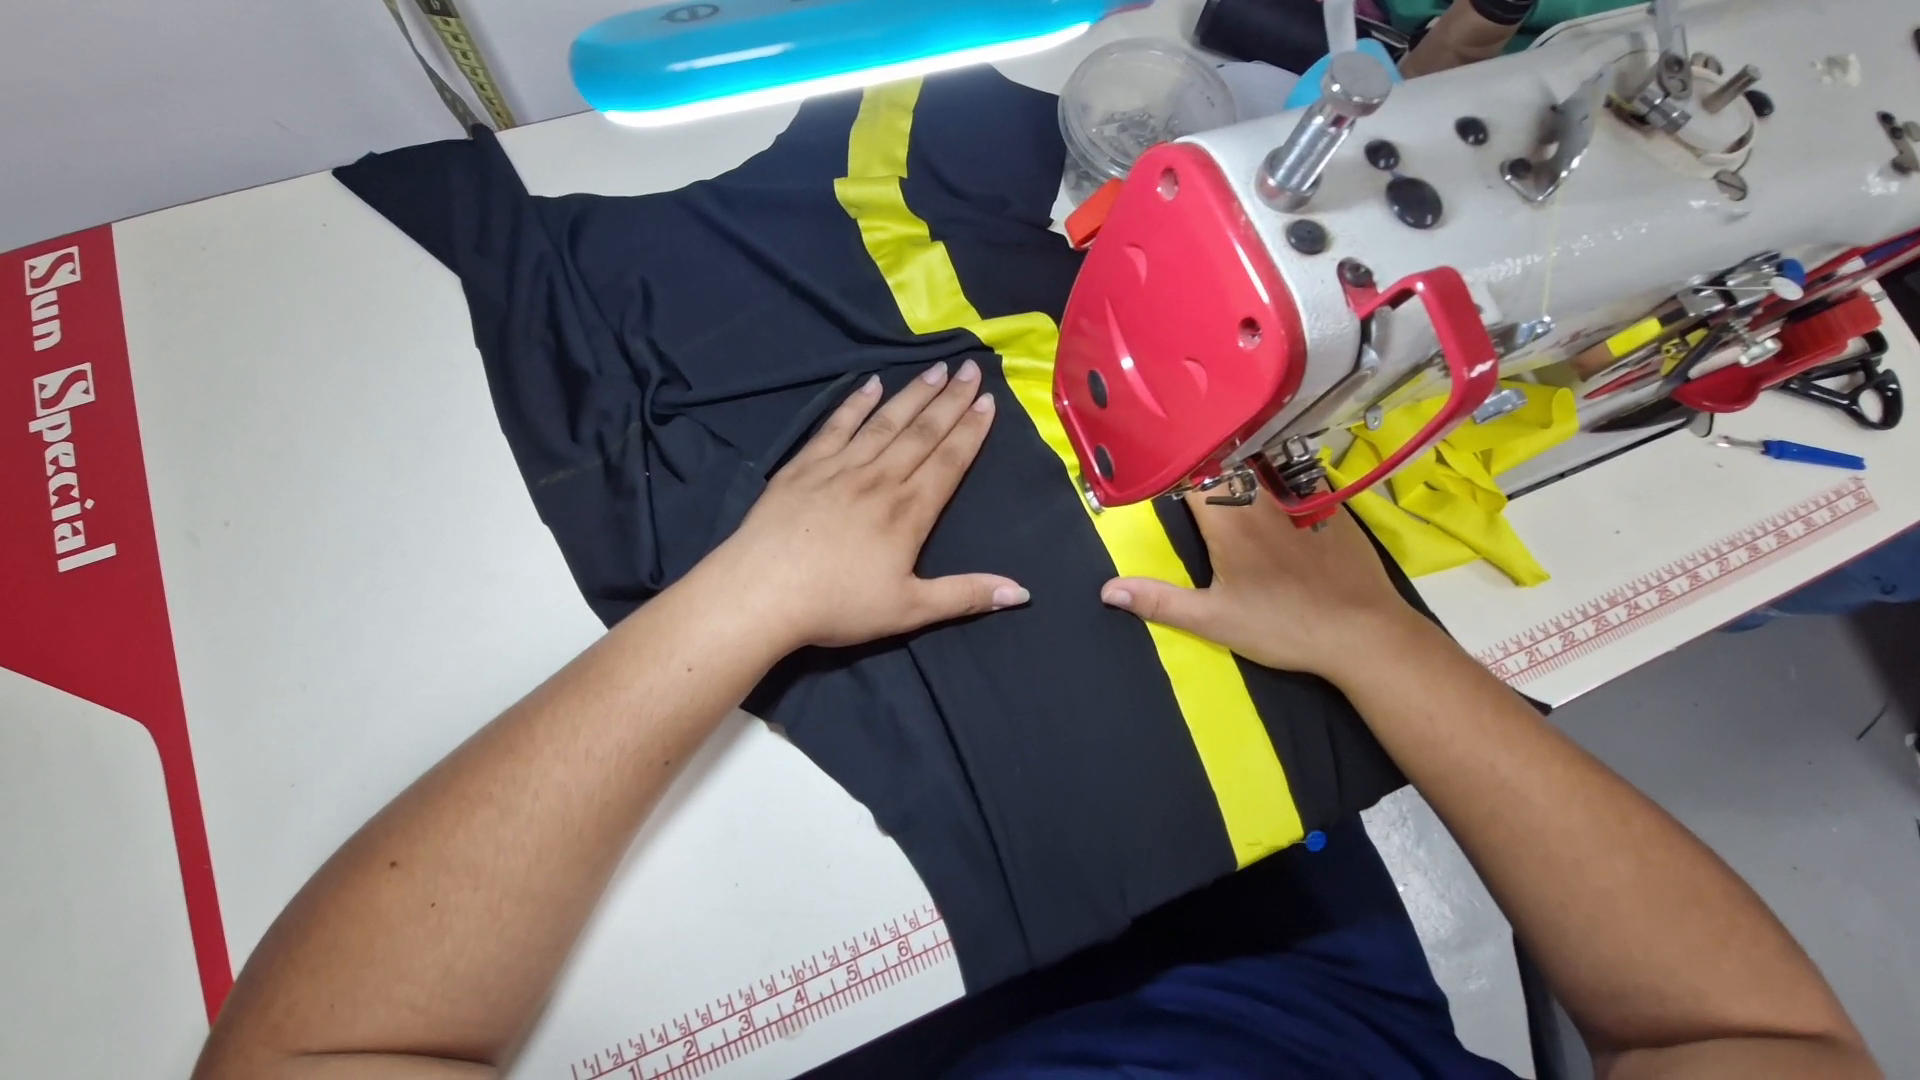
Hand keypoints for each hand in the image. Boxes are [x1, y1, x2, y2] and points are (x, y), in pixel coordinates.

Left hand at [711, 359, 1027, 651]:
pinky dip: (856, 403)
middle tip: (971, 368)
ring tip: (935, 369)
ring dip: (913, 394)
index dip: (971, 430)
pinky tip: (871, 385)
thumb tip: (1022, 592)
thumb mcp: (909, 610)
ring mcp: (839, 468)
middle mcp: (879, 479)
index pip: (949, 461)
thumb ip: (966, 595)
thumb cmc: (837, 605)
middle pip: (922, 432)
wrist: (761, 593)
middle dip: (951, 400)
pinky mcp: (804, 467)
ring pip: (885, 422)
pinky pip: (836, 426)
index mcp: (909, 511)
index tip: (988, 400)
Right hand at [1101, 495, 1425, 682]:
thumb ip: (1159, 601)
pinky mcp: (1328, 506)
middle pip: (1224, 463)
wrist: (1363, 633)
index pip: (1191, 471)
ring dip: (1240, 472)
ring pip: (1260, 467)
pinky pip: (1294, 479)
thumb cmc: (1282, 625)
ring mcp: (1299, 498)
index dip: (1174, 471)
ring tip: (1227, 484)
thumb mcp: (1213, 620)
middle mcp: (1262, 497)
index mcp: (1228, 518)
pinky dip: (1278, 481)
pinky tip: (1276, 502)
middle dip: (1204, 469)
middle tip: (1190, 486)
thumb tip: (1108, 590)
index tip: (1161, 479)